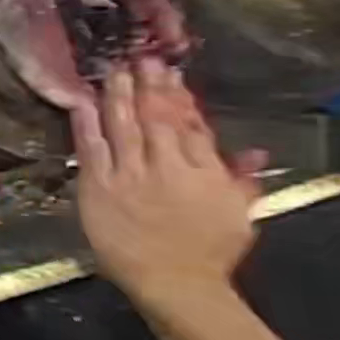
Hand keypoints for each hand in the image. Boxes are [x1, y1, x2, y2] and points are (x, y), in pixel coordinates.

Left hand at [73, 60, 259, 311]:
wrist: (173, 282)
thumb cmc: (206, 250)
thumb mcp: (237, 213)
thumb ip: (241, 178)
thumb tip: (256, 151)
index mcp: (205, 171)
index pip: (190, 125)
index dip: (177, 96)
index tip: (168, 72)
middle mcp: (167, 166)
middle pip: (156, 118)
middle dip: (147, 85)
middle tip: (139, 57)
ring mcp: (130, 175)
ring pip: (124, 126)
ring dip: (119, 96)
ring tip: (114, 70)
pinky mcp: (99, 186)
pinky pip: (91, 148)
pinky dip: (87, 124)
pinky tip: (83, 102)